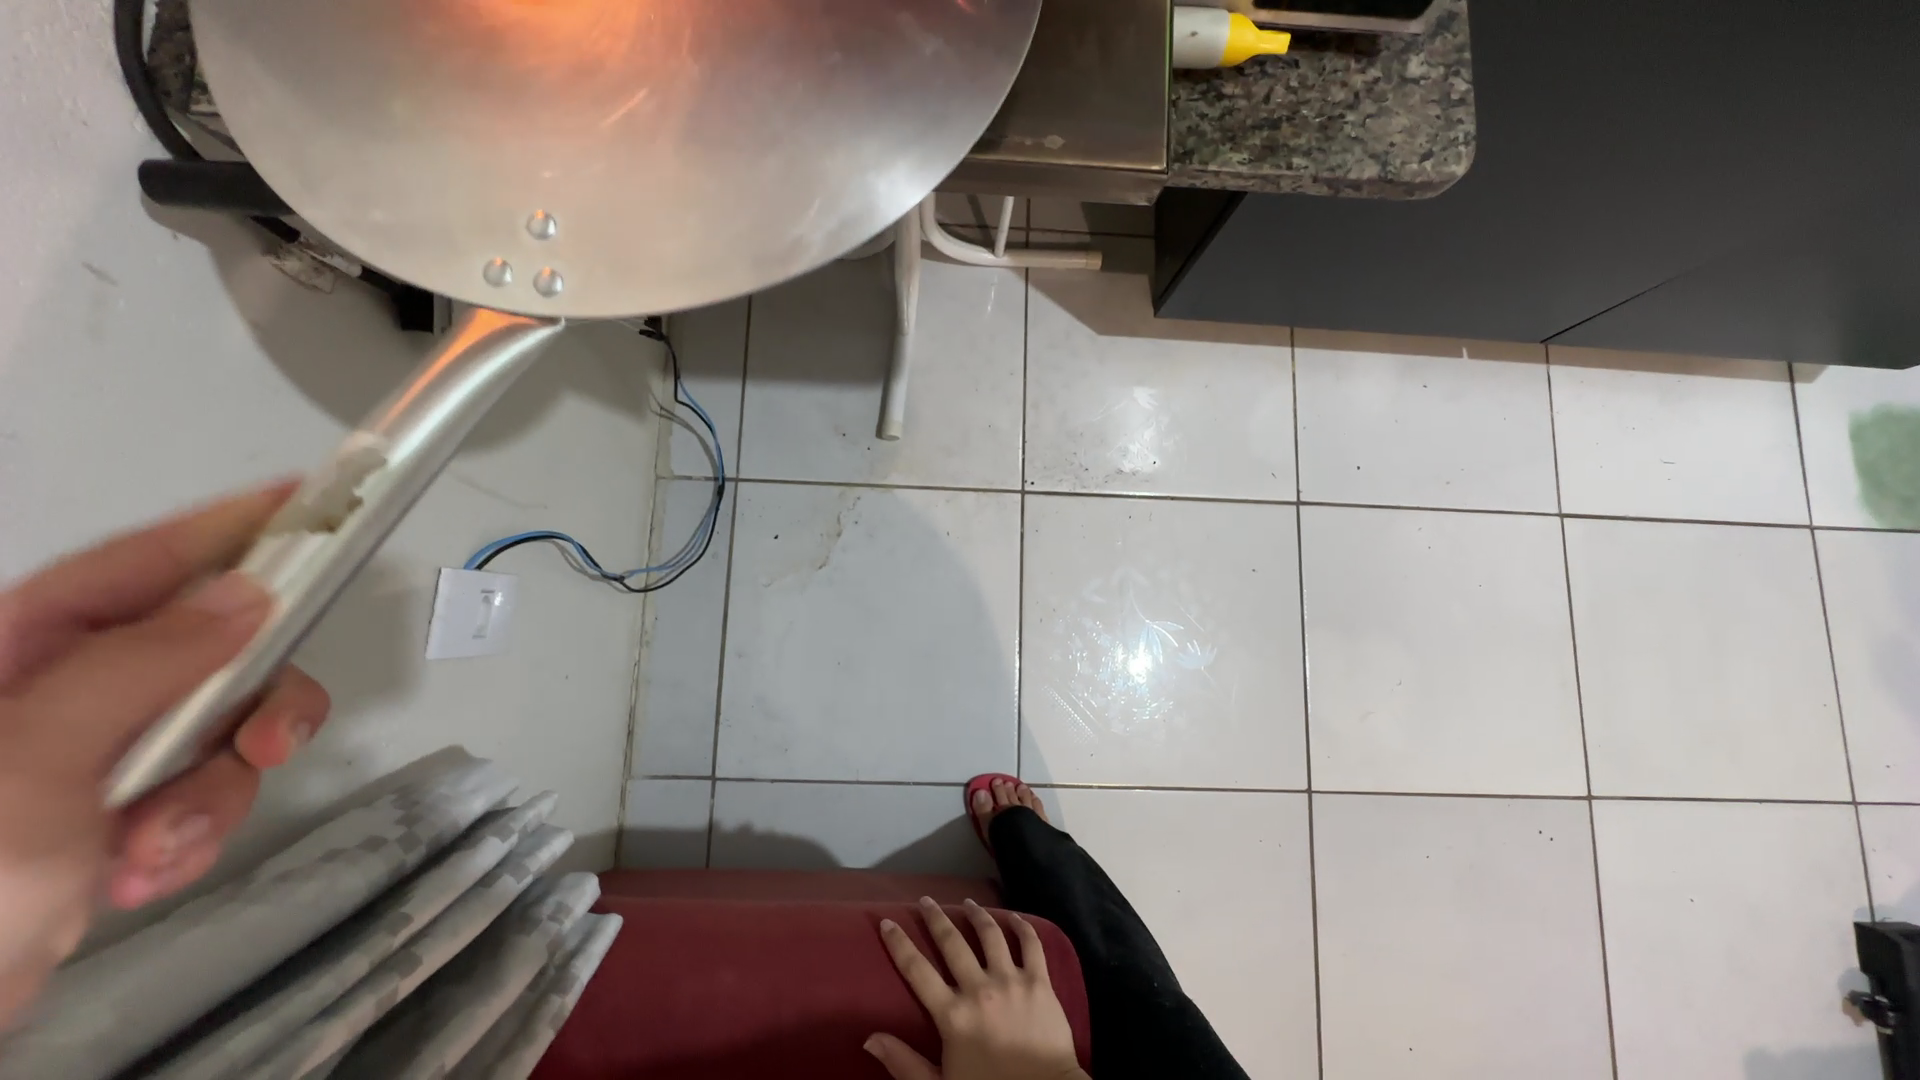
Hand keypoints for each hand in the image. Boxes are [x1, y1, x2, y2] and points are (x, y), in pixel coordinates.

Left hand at [0, 482, 330, 1027]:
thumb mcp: (31, 759)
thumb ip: (142, 665)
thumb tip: (248, 595)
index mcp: (14, 655)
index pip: (138, 566)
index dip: (226, 529)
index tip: (306, 502)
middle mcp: (63, 694)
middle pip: (211, 655)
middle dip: (249, 705)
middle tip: (266, 743)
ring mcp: (93, 757)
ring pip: (221, 731)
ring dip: (213, 793)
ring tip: (153, 849)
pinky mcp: (118, 813)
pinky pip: (203, 792)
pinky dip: (192, 832)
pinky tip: (142, 872)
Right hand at [867, 897, 1086, 1079]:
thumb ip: (905, 1063)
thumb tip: (870, 1037)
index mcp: (952, 1015)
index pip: (917, 970)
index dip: (900, 944)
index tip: (888, 922)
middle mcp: (979, 989)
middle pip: (952, 943)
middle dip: (936, 918)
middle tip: (926, 900)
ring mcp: (1011, 981)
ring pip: (990, 935)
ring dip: (977, 914)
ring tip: (967, 902)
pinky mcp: (1040, 982)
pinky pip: (1031, 944)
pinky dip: (1022, 926)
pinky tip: (1013, 916)